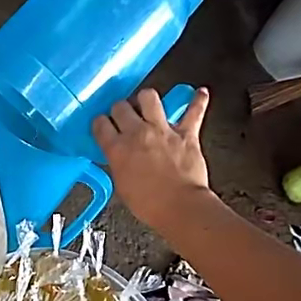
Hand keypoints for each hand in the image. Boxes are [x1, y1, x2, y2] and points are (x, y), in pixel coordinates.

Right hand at [91, 87, 213, 234]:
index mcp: (117, 149)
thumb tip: (120, 159)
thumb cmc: (151, 204)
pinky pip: (193, 111)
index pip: (100, 124)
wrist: (179, 207)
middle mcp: (138, 134)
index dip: (101, 123)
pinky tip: (200, 93)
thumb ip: (119, 165)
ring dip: (147, 99)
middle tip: (123, 115)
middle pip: (121, 106)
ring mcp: (162, 131)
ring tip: (148, 103)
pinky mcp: (186, 134)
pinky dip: (198, 101)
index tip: (103, 124)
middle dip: (120, 109)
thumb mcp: (122, 187)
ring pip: (149, 97)